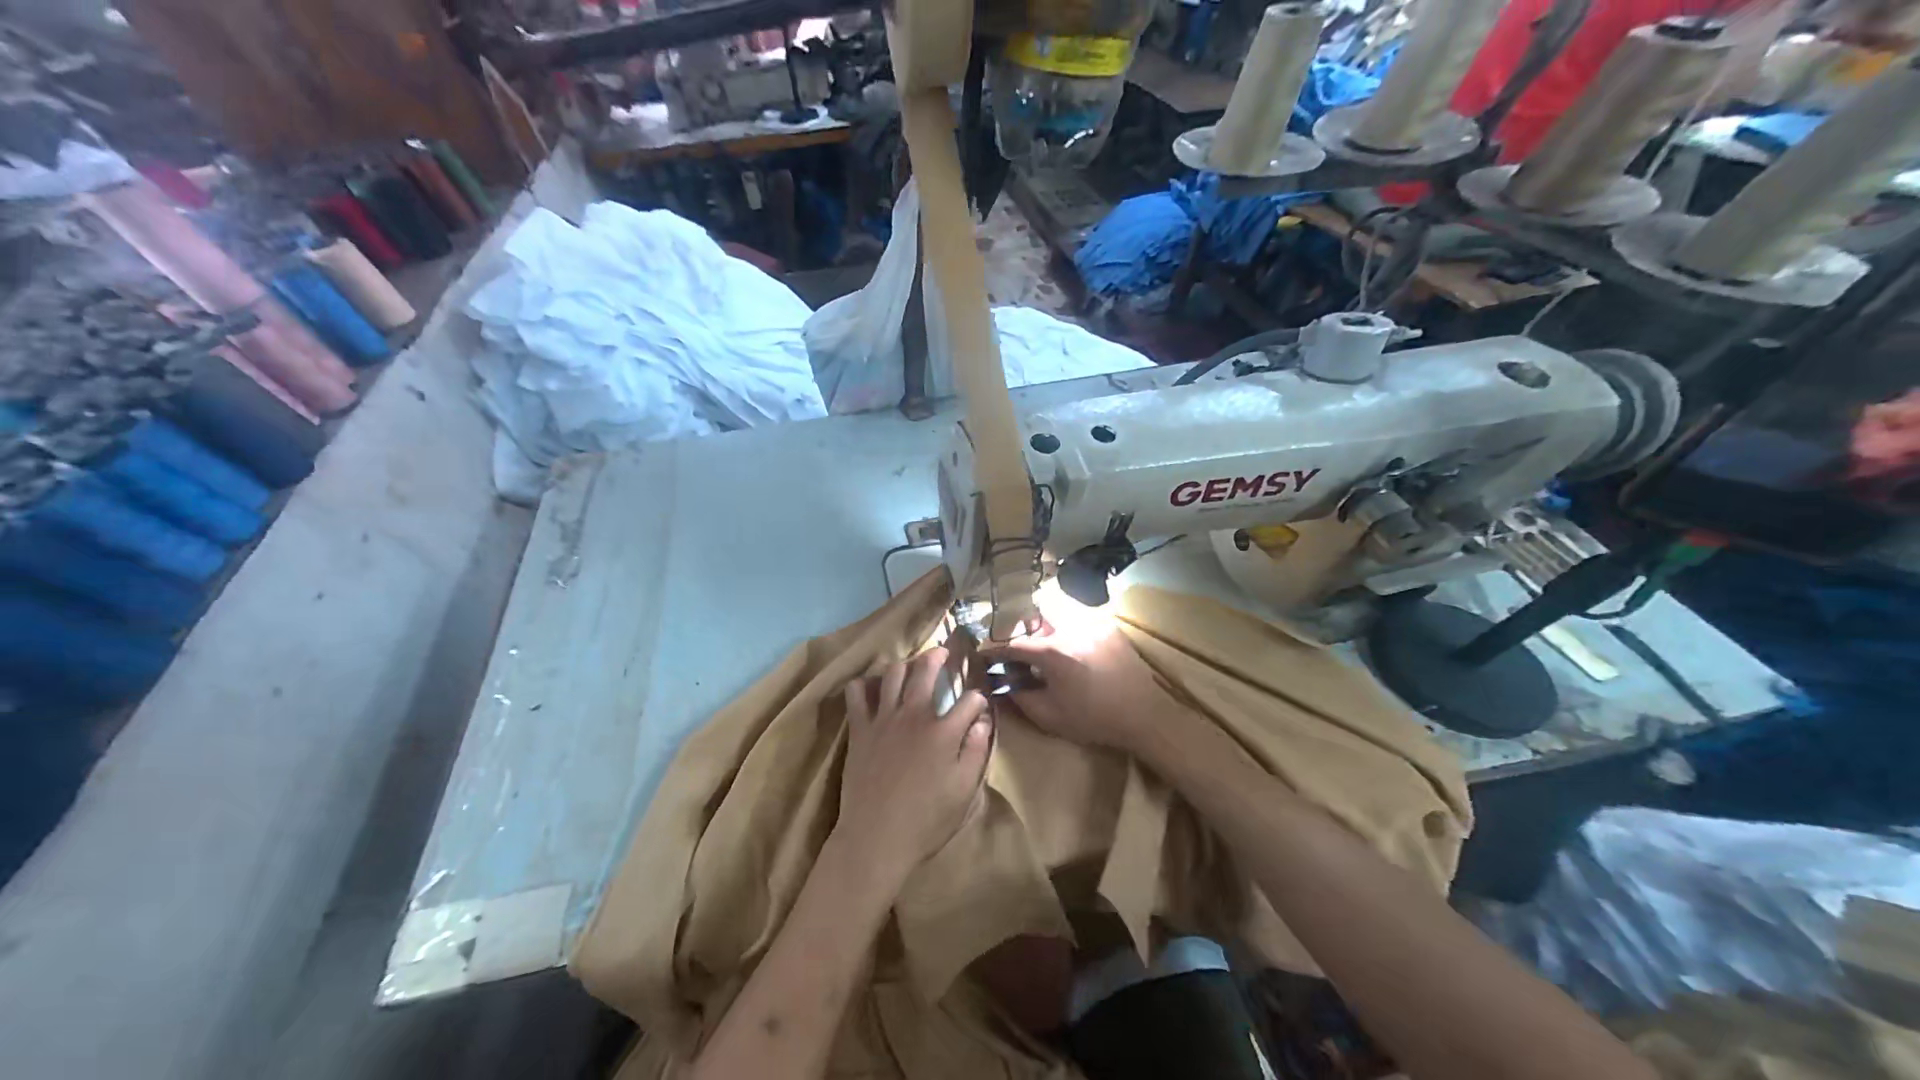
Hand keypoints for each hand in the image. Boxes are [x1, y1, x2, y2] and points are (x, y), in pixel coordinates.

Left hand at [834, 647, 992, 889]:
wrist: (876, 837)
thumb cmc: (926, 820)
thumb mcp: (964, 791)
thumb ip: (976, 751)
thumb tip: (982, 722)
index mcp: (944, 731)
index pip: (969, 700)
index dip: (978, 700)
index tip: (979, 706)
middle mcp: (914, 715)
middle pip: (926, 671)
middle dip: (938, 657)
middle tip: (942, 653)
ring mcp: (883, 719)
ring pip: (892, 673)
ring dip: (904, 663)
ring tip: (910, 664)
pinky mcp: (860, 729)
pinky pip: (857, 694)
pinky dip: (864, 684)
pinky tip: (871, 686)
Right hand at [988, 617, 1183, 754]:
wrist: (1144, 715)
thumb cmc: (1094, 719)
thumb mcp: (1049, 716)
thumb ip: (1019, 698)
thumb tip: (1002, 685)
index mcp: (1053, 651)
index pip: (1014, 644)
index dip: (996, 651)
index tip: (986, 656)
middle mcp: (1071, 628)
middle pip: (1036, 611)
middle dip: (1023, 625)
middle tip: (1022, 646)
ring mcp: (1093, 623)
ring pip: (1060, 609)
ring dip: (1046, 623)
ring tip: (1046, 646)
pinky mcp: (1109, 627)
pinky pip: (1080, 617)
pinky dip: (1068, 627)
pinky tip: (1071, 648)